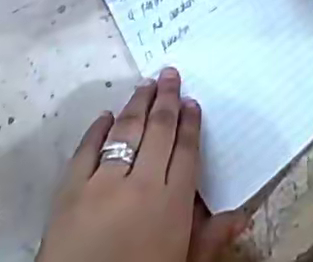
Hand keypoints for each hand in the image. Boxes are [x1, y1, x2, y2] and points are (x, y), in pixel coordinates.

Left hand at [38, 69, 244, 261]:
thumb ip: (210, 239)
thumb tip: (243, 213)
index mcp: (172, 203)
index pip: (185, 151)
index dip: (190, 123)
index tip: (192, 101)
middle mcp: (141, 183)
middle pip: (159, 131)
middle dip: (166, 99)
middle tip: (170, 73)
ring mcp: (103, 183)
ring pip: (126, 131)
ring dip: (138, 104)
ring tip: (146, 84)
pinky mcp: (69, 190)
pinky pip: (86, 150)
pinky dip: (97, 129)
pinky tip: (106, 115)